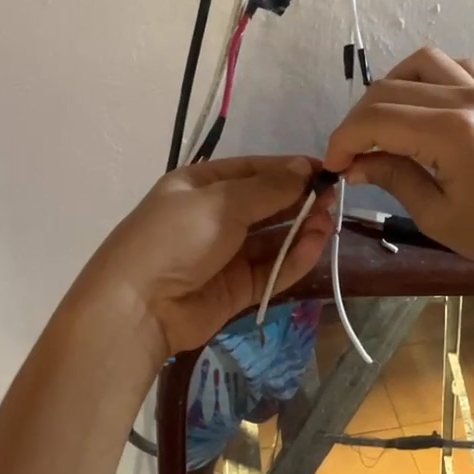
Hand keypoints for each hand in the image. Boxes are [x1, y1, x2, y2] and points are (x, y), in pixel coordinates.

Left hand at [81, 156, 335, 360]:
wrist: (138, 306)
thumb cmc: (175, 238)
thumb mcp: (220, 202)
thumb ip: (268, 188)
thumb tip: (305, 168)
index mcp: (200, 186)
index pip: (252, 171)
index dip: (288, 170)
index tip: (325, 171)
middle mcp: (213, 217)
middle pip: (265, 204)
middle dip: (299, 200)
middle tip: (335, 197)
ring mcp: (225, 254)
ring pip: (272, 238)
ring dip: (301, 229)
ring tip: (329, 222)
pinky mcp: (236, 289)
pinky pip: (271, 269)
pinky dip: (293, 258)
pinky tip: (316, 245)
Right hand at [322, 47, 473, 283]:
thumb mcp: (437, 216)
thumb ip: (393, 178)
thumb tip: (355, 164)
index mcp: (449, 133)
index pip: (375, 119)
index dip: (343, 140)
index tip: (332, 167)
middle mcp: (465, 99)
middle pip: (389, 90)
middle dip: (357, 121)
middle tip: (349, 157)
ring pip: (419, 64)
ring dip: (389, 90)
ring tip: (379, 126)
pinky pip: (454, 66)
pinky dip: (425, 79)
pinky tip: (418, 109)